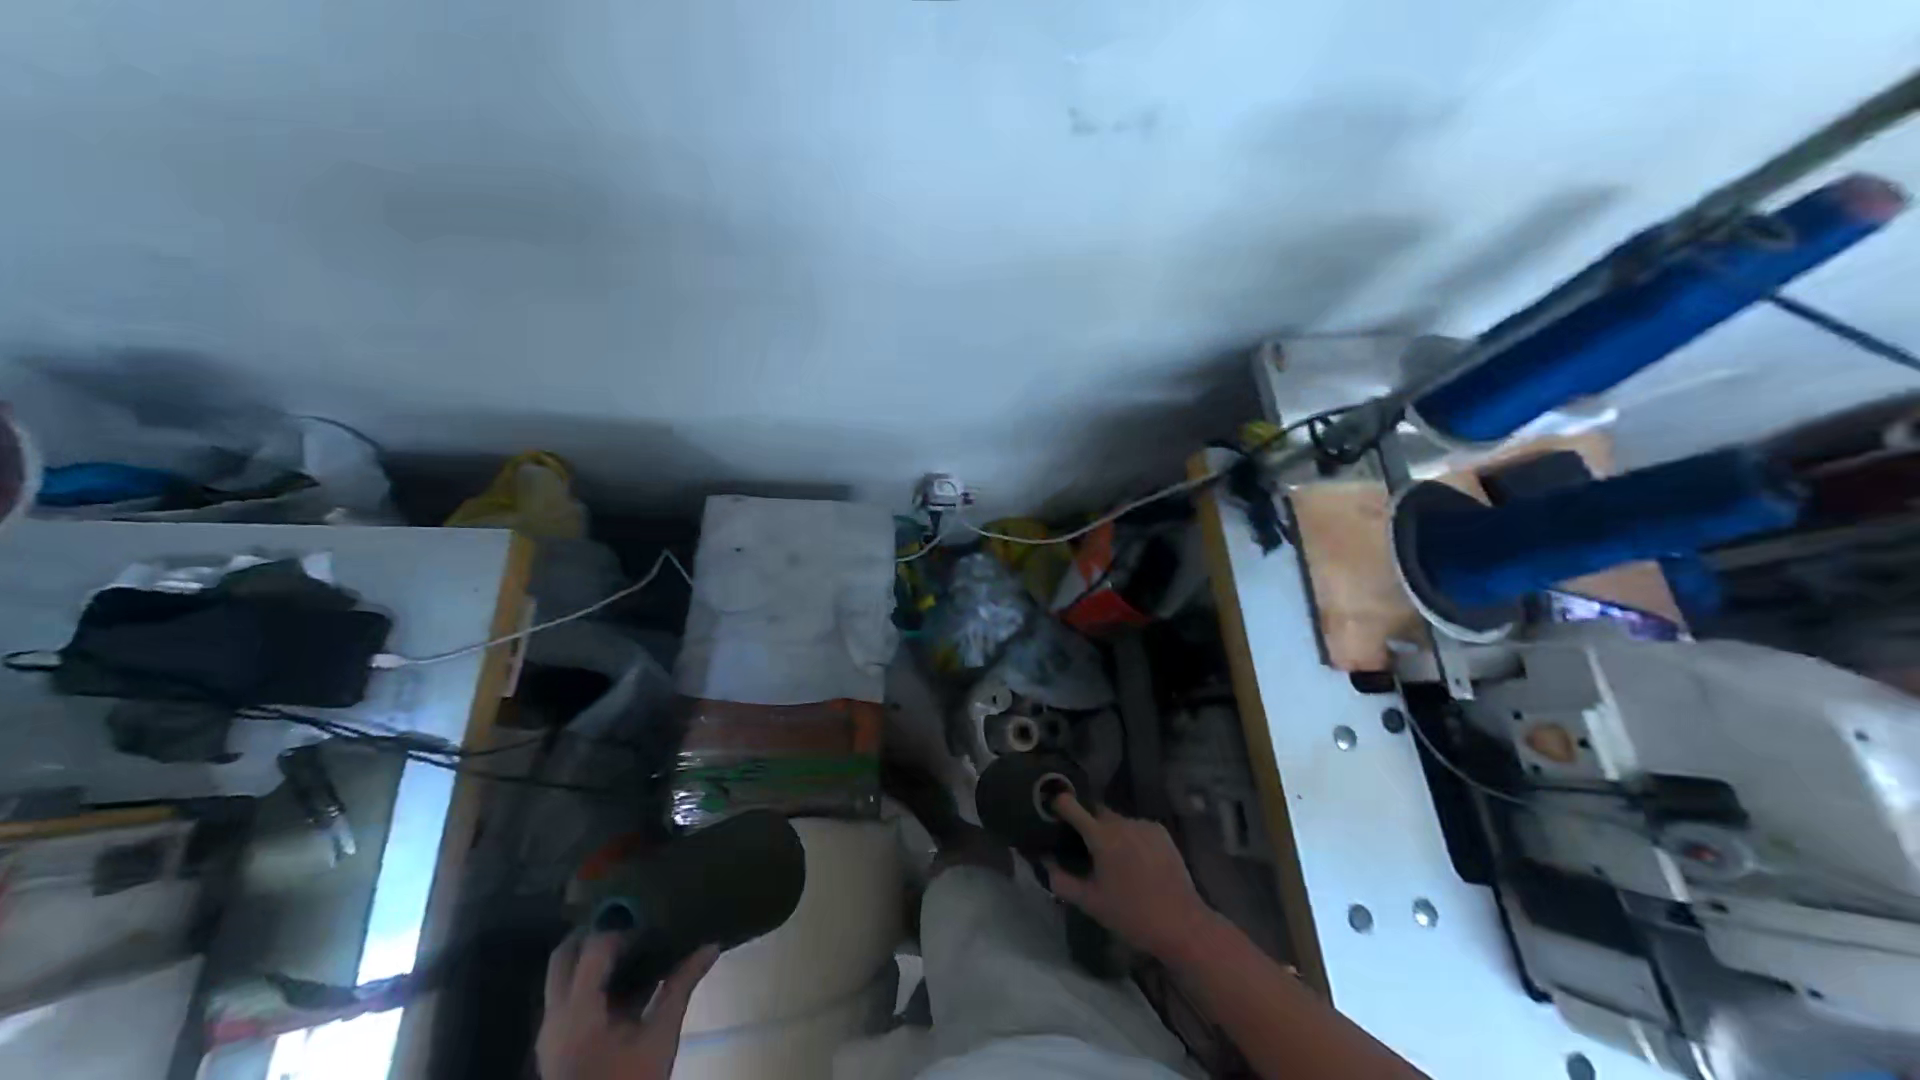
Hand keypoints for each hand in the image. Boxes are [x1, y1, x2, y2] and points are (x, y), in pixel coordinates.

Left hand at [536, 933, 718, 1079]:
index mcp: (578, 1011)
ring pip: (561, 976)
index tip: (653, 925)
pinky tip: (625, 983)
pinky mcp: (555, 1045)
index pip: (594, 948)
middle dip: (595, 933)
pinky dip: (590, 980)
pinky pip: (566, 997)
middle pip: (564, 955)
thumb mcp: (661, 1036)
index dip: (624, 930)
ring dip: (591, 956)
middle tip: (633, 923)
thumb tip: (711, 945)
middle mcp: (555, 1016)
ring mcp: (550, 1032)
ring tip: (633, 947)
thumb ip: (681, 986)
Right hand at [1045, 795, 1219, 962]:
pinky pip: (1136, 827)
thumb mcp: (1090, 903)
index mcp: (1102, 837)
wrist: (1183, 925)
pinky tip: (1135, 861)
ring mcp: (1144, 825)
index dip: (1059, 804)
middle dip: (1087, 823)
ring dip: (1110, 832)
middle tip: (1083, 847)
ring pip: (1117, 821)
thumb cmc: (1132, 916)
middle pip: (1096, 812)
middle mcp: (1122, 823)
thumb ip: (1061, 880)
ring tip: (1112, 859)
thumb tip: (1045, 862)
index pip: (1072, 806)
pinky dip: (1130, 837)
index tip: (1051, 810)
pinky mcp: (1161, 832)